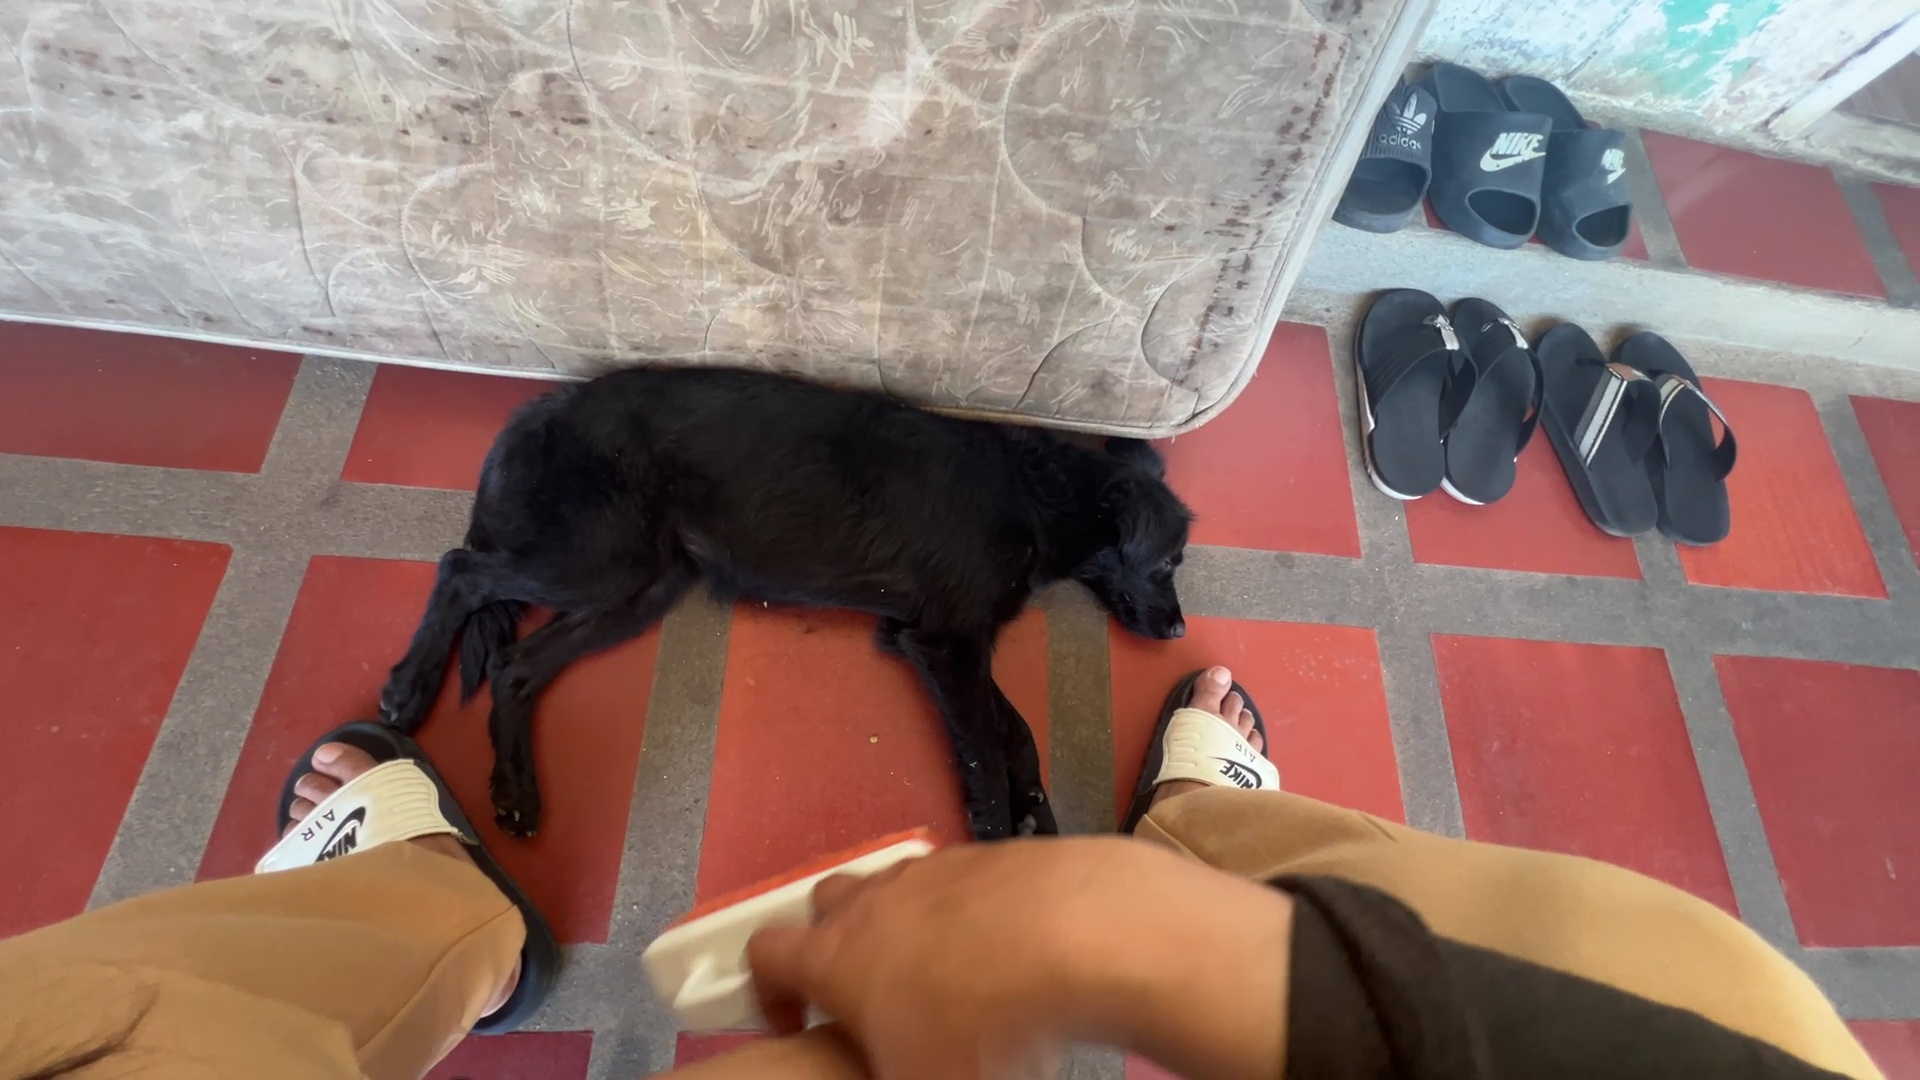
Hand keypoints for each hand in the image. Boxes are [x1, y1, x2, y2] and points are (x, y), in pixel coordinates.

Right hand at [747, 836, 1292, 1079]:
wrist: (1072, 931)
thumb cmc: (984, 1027)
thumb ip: (889, 1068)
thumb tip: (900, 1057)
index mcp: (838, 955)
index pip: (766, 953)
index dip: (770, 989)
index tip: (798, 1022)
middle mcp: (875, 899)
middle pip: (823, 901)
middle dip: (830, 941)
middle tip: (867, 991)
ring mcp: (931, 868)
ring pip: (889, 885)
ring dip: (896, 923)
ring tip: (940, 973)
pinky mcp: (982, 853)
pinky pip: (948, 879)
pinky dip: (954, 909)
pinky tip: (994, 945)